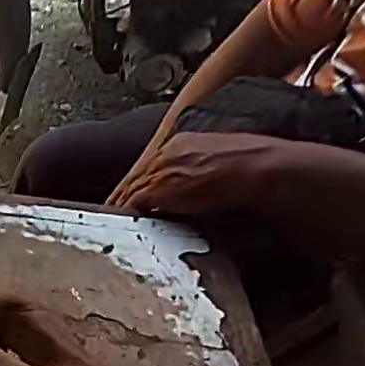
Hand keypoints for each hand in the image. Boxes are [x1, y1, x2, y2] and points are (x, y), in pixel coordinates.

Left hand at [106, 131, 295, 213]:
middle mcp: (163, 154)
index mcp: (178, 143)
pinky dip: (125, 213)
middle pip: (133, 178)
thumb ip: (192, 172)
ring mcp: (159, 170)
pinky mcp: (158, 188)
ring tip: (110, 219)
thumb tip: (185, 189)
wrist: (254, 167)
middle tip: (110, 210)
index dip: (136, 184)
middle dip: (121, 195)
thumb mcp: (212, 162)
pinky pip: (132, 203)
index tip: (126, 196)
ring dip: (119, 206)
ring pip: (129, 190)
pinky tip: (119, 223)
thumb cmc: (245, 168)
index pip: (148, 167)